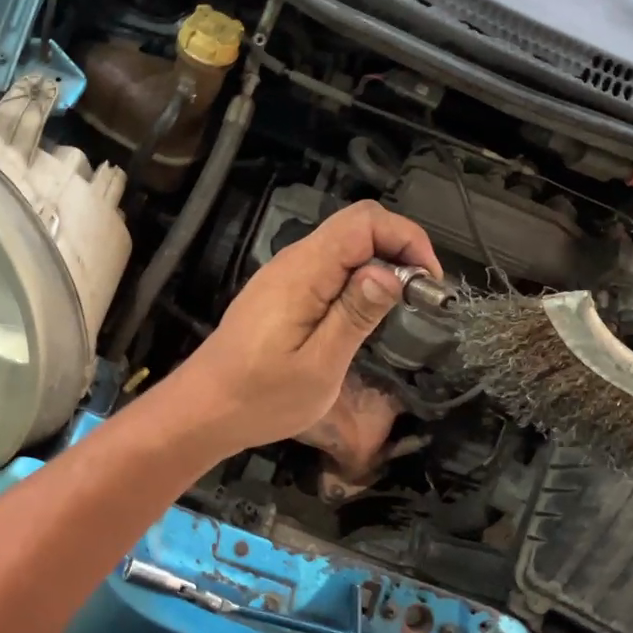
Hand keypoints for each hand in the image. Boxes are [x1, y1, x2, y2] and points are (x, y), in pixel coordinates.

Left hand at [174, 201, 438, 456]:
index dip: (406, 238)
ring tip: (400, 307)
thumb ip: (355, 315)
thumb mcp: (319, 366)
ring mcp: (285, 273)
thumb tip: (392, 272)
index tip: (428, 282)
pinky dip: (358, 277)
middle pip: (356, 225)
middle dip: (398, 247)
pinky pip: (329, 265)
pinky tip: (365, 314)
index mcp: (303, 272)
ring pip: (344, 244)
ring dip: (380, 263)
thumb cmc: (261, 398)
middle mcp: (294, 261)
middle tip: (420, 295)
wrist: (204, 410)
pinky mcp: (282, 290)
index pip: (364, 222)